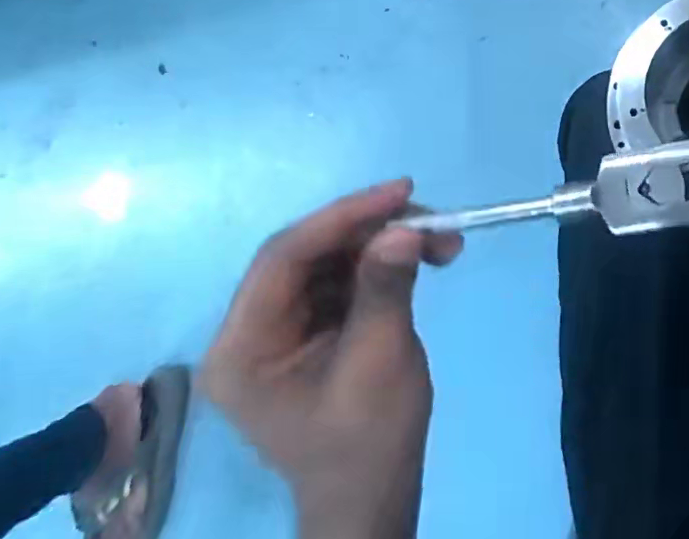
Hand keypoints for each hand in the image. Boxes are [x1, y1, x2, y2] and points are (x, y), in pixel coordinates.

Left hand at [202, 179, 462, 538]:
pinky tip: (431, 258)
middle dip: (375, 229)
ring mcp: (285, 325)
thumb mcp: (380, 362)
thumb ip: (386, 290)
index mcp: (243, 347)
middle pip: (311, 251)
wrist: (375, 494)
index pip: (284, 257)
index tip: (402, 193)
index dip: (343, 217)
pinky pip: (350, 273)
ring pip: (336, 256)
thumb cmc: (368, 440)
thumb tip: (403, 228)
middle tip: (434, 220)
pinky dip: (391, 260)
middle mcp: (254, 329)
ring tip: (445, 242)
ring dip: (390, 241)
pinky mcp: (317, 323)